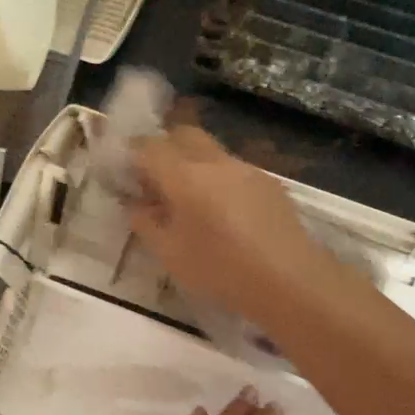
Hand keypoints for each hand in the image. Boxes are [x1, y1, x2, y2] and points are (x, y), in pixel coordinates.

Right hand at [128, 127, 336, 321]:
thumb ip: (146, 223)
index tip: (124, 173)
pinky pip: (233, 169)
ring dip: (193, 164)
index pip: (148, 146)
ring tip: (189, 201)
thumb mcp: (171, 254)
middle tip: (154, 180)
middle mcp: (215, 161)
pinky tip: (222, 213)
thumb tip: (135, 204)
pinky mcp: (269, 182)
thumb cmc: (222, 270)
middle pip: (182, 135)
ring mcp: (246, 168)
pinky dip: (218, 179)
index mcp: (184, 175)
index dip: (131, 154)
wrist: (291, 279)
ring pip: (210, 151)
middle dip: (163, 148)